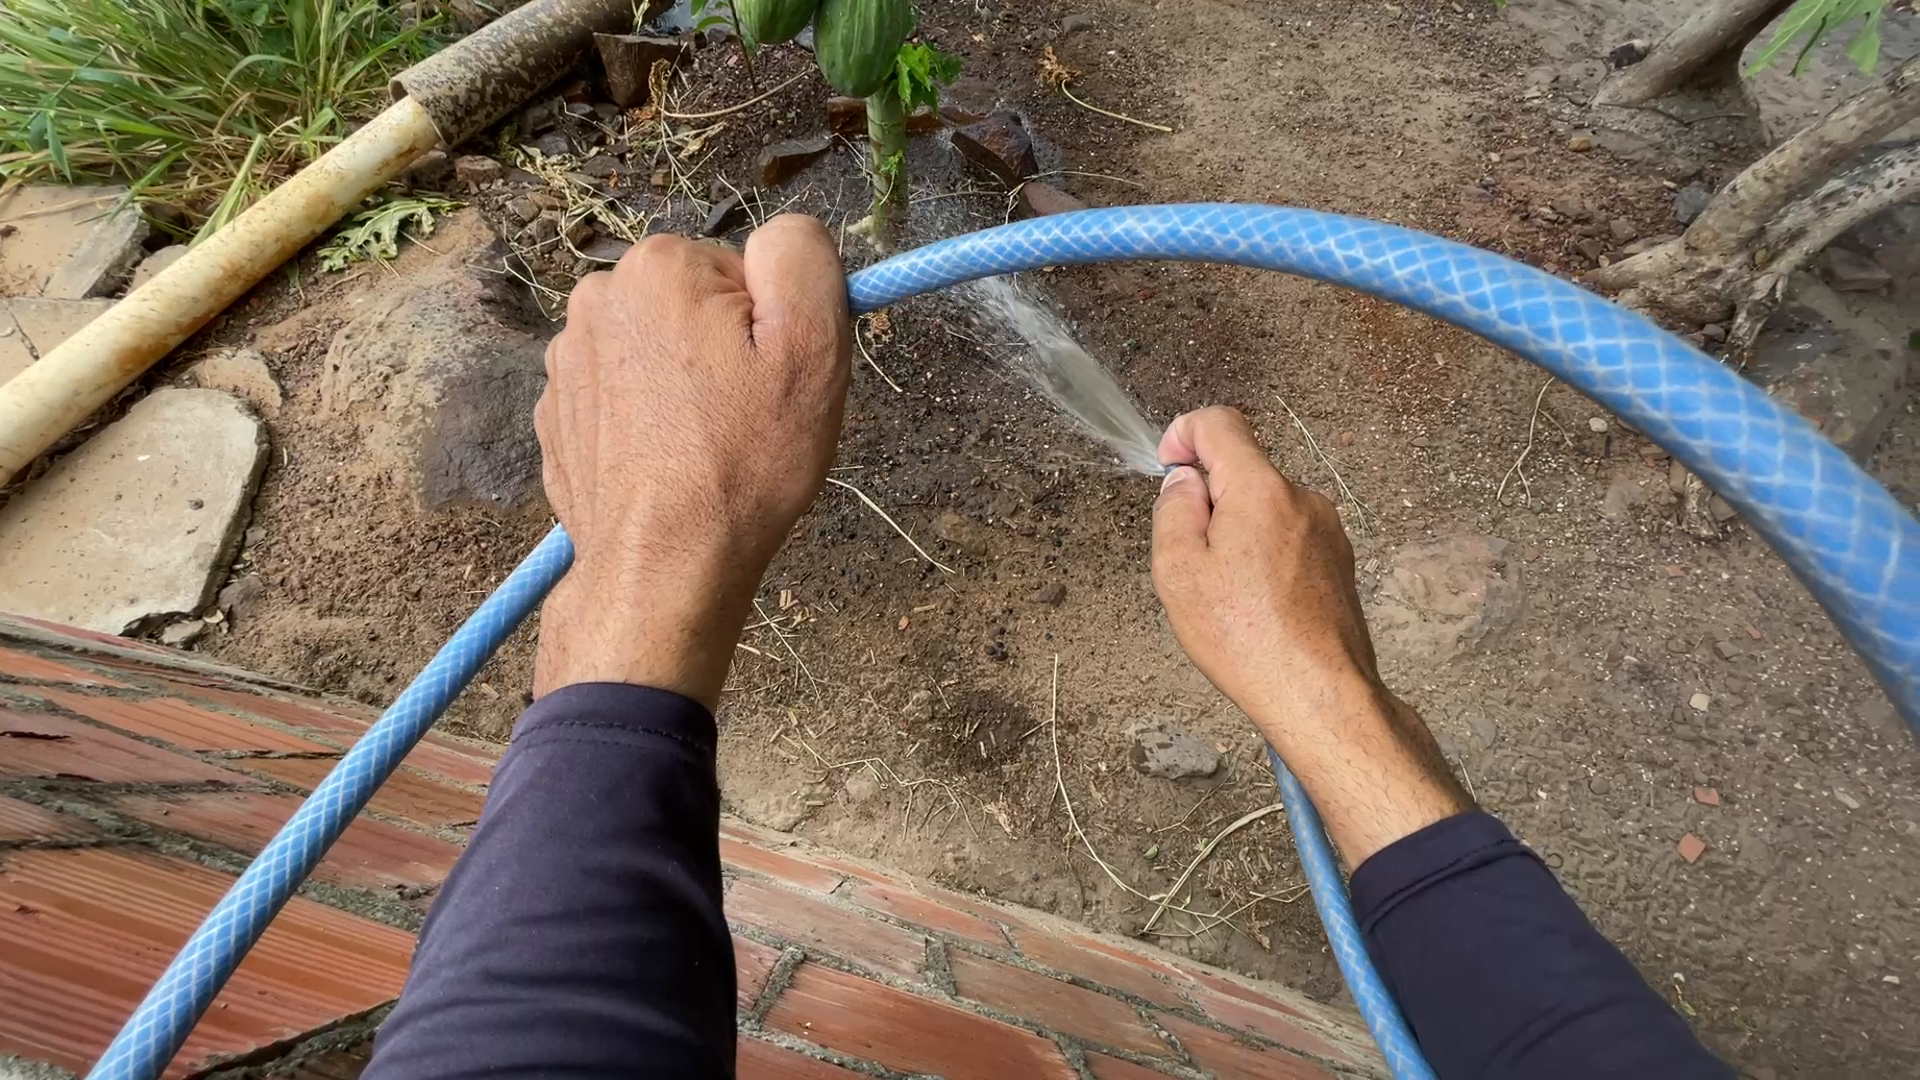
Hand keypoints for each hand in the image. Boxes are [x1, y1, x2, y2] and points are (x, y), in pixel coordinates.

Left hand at [533, 217, 849, 707]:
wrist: (666, 566)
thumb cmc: (747, 460)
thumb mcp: (811, 349)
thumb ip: (804, 259)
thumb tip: (784, 236)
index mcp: (659, 268)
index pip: (743, 273)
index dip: (771, 328)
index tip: (772, 384)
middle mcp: (597, 298)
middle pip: (697, 308)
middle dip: (727, 351)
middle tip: (747, 419)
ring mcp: (565, 362)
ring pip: (659, 354)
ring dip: (687, 386)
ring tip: (708, 449)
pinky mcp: (556, 416)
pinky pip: (623, 398)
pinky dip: (650, 422)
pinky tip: (669, 467)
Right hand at [1152, 406, 1469, 863]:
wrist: (1319, 694)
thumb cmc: (1244, 637)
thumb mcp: (1178, 571)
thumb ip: (1174, 510)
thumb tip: (1185, 482)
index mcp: (1260, 490)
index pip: (1220, 423)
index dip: (1183, 434)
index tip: (1168, 468)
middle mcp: (1301, 498)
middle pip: (1242, 467)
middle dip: (1206, 495)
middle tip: (1189, 555)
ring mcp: (1326, 529)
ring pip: (1263, 504)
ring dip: (1233, 526)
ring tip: (1223, 589)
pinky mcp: (1336, 559)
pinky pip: (1285, 532)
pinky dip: (1260, 549)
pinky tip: (1252, 600)